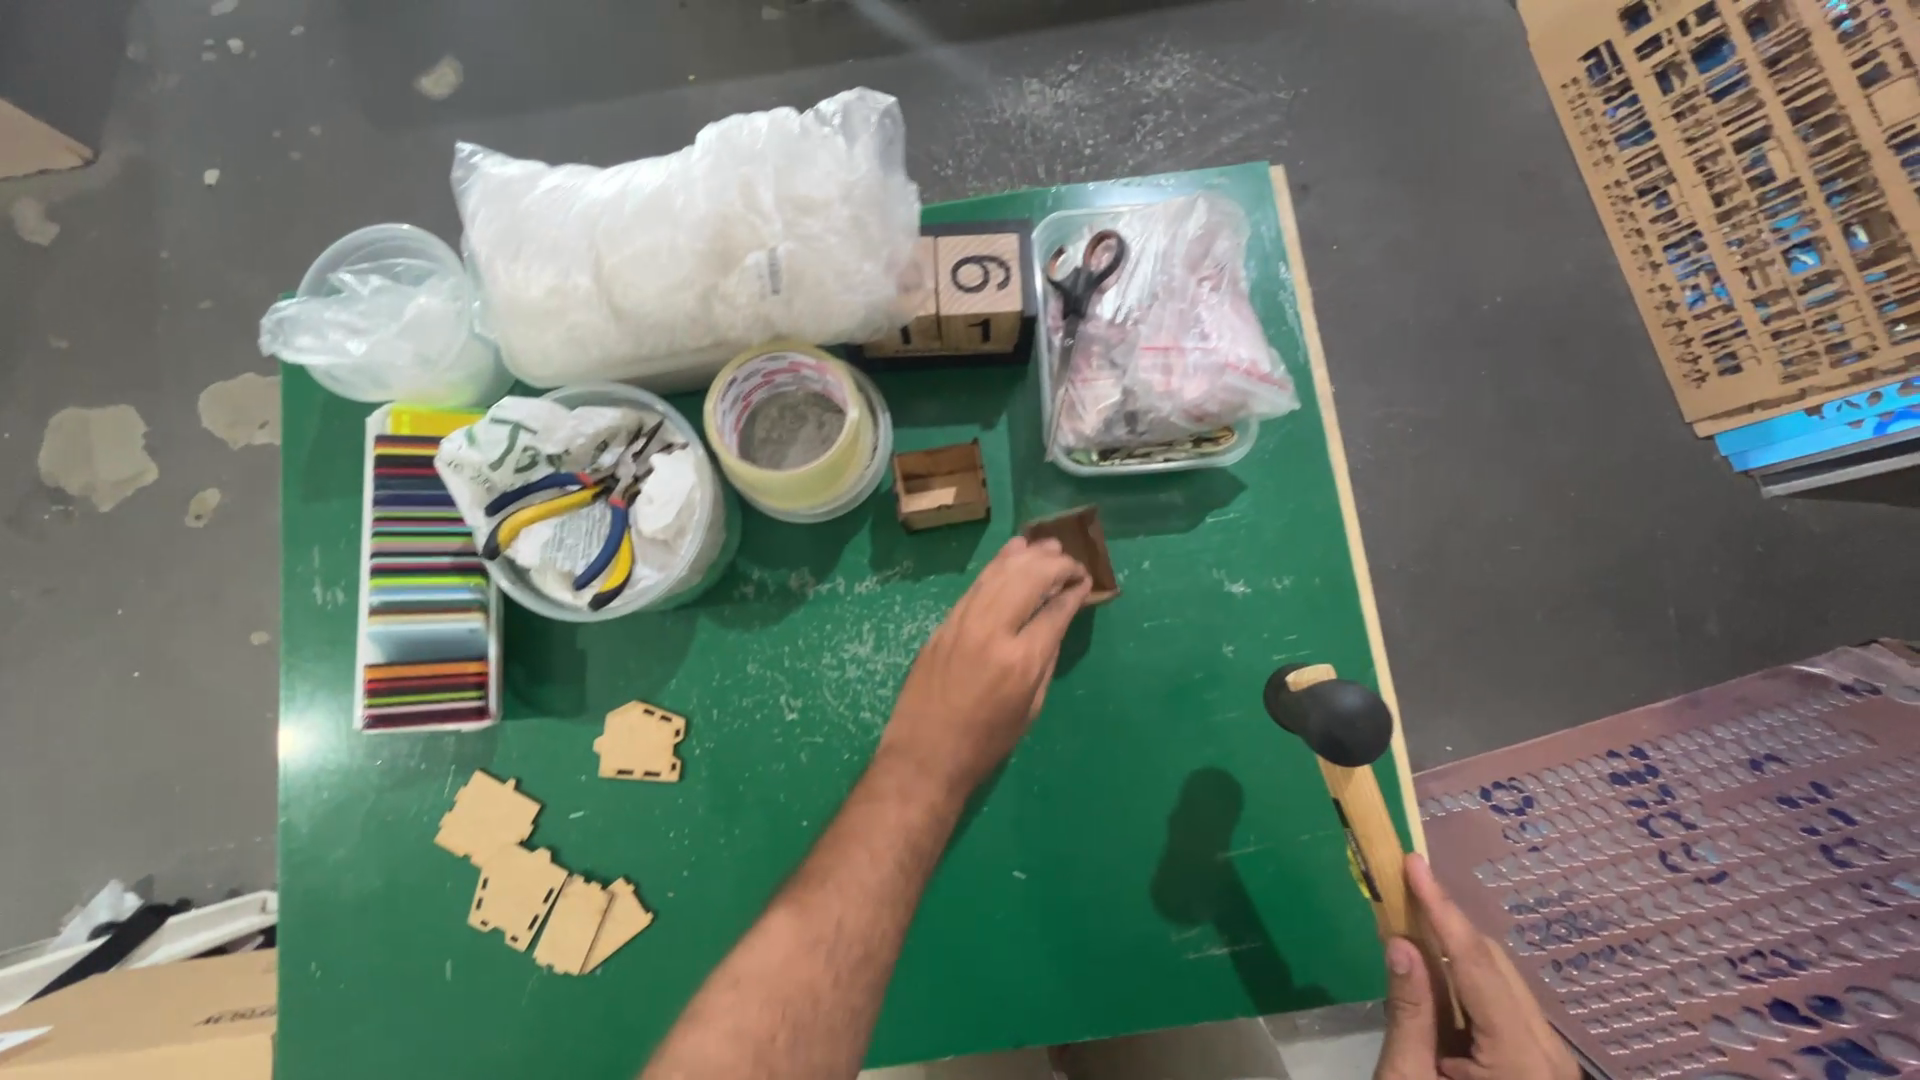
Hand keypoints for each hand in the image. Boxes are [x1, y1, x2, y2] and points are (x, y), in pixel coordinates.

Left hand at [878, 537, 1091, 792]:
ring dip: (1026, 555)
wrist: (924, 754)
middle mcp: (993, 632)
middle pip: (1029, 579)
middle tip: (1072, 562)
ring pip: (999, 574)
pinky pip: (976, 586)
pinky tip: (1011, 554)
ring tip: (1048, 545)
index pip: (1055, 610)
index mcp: (1021, 661)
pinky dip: (997, 566)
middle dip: (1055, 564)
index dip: (1074, 591)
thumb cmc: (986, 743)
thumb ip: (1046, 660)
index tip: (1085, 581)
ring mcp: (963, 624)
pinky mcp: (944, 624)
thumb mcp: (1030, 709)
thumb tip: (1056, 622)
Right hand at [1376, 854, 1579, 1079]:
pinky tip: (1433, 968)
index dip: (1441, 907)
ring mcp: (1551, 1065)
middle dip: (1445, 922)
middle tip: (1400, 887)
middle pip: (1494, 965)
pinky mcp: (1539, 1068)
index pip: (1475, 963)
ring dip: (1454, 948)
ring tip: (1408, 919)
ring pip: (1501, 981)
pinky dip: (1466, 978)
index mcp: (1521, 1063)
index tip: (1412, 862)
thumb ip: (1409, 1011)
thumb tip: (1400, 941)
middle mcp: (1551, 1058)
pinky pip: (1503, 1005)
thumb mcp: (1408, 1079)